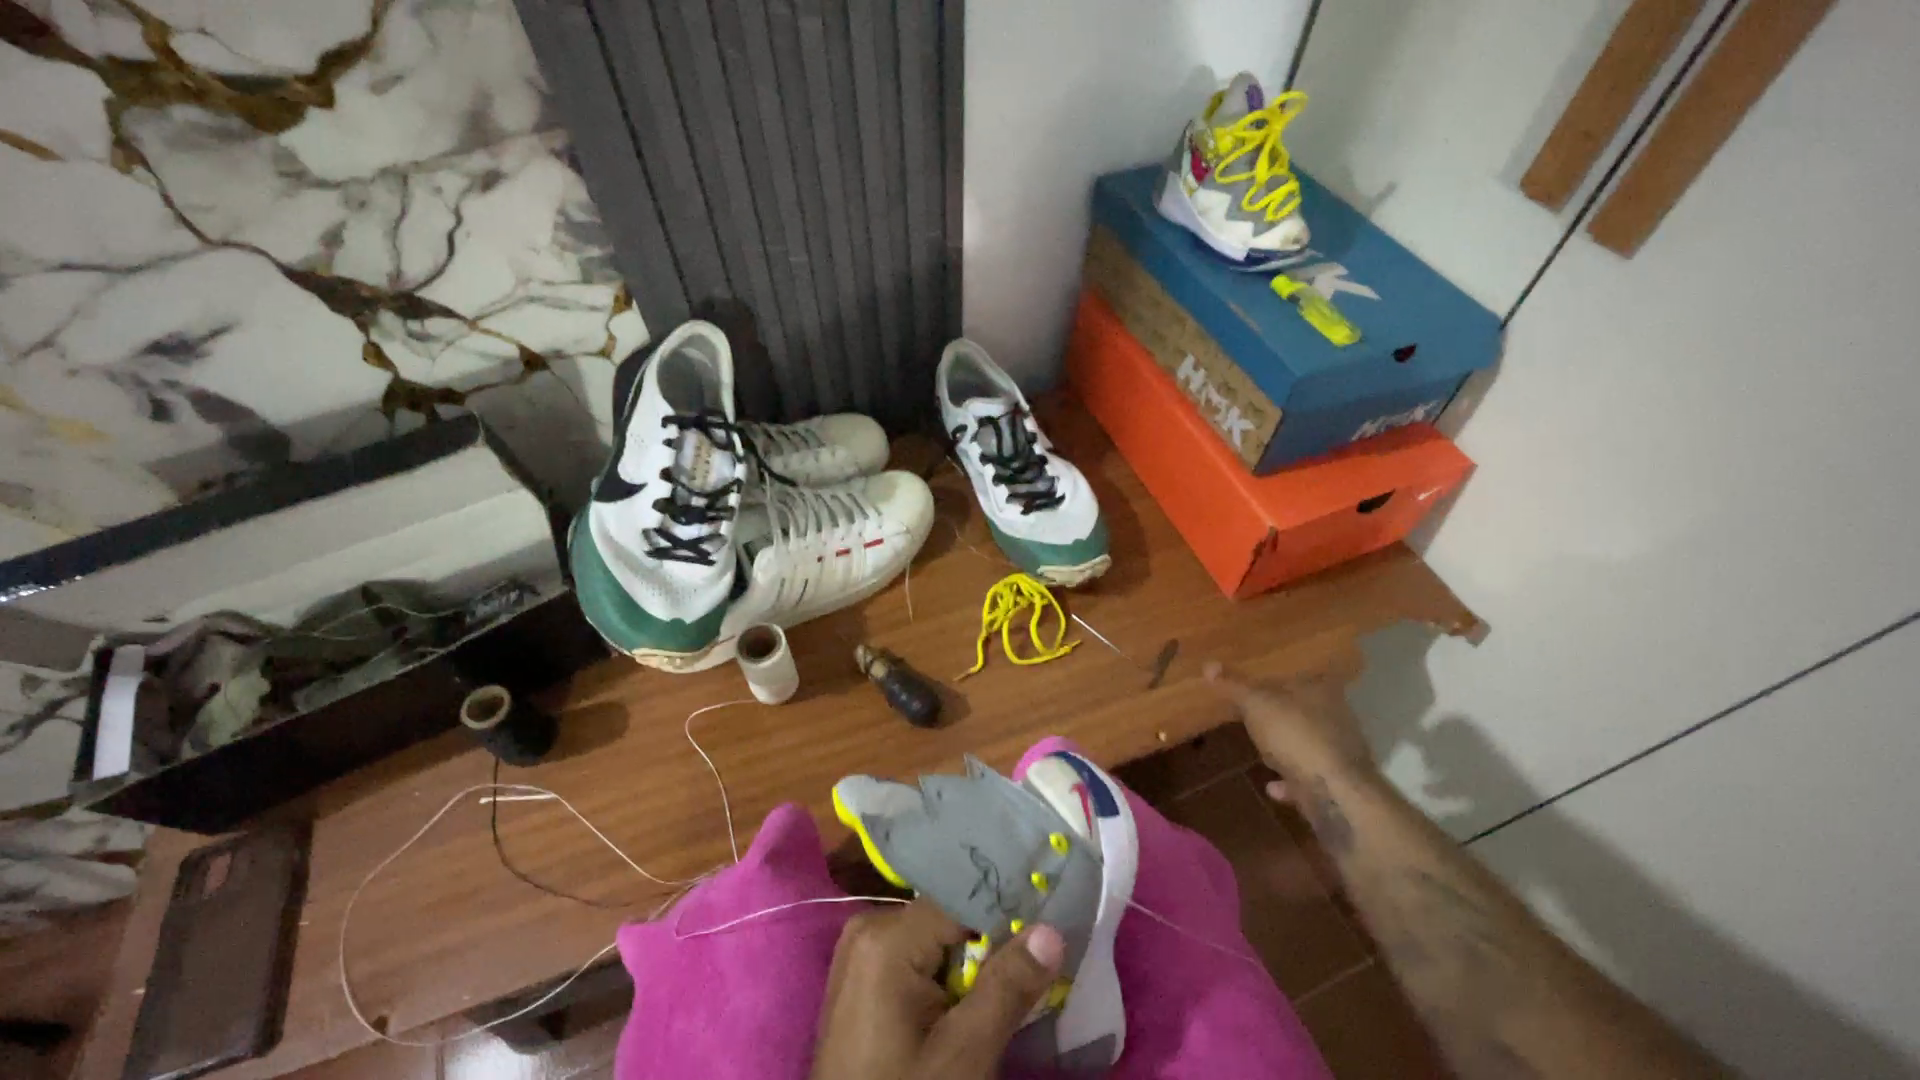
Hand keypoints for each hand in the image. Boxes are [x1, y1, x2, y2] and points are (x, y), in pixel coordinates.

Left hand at [810, 897, 1065, 1079]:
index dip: (1011, 913)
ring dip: (975, 964)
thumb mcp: (963, 1055)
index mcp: (887, 936)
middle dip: (994, 943)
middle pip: (951, 918)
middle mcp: (869, 928)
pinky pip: (918, 958)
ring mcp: (862, 952)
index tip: (1054, 927)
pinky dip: (949, 976)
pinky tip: (972, 1001)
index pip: (966, 899)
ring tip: (1012, 987)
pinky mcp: (863, 977)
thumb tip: (1052, 929)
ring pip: (939, 940)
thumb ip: (1007, 987)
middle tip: (1038, 967)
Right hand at [1203, 661, 1376, 794]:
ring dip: (1287, 748)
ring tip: (1262, 753)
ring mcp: (1339, 750)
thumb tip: (1208, 664)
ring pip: (1307, 743)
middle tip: (1254, 719)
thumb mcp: (1256, 705)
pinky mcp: (1337, 781)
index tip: (1257, 688)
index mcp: (1321, 690)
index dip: (1277, 682)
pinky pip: (1307, 775)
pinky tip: (1272, 785)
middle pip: (1304, 710)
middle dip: (1282, 716)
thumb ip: (1234, 686)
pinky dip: (1290, 779)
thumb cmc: (1295, 735)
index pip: (1299, 677)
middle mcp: (1337, 716)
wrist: (1333, 790)